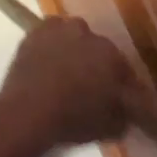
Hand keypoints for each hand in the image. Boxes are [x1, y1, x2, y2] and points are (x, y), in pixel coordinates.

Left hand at [0, 16, 134, 145]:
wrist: (28, 111)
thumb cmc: (73, 121)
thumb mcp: (112, 126)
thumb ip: (127, 112)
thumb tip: (129, 107)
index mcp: (114, 57)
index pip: (124, 69)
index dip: (120, 84)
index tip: (115, 97)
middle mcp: (91, 35)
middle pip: (99, 50)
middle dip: (97, 65)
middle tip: (88, 84)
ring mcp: (63, 29)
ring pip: (75, 36)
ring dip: (75, 49)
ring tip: (65, 71)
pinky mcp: (38, 30)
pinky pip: (51, 32)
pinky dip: (52, 42)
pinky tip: (47, 58)